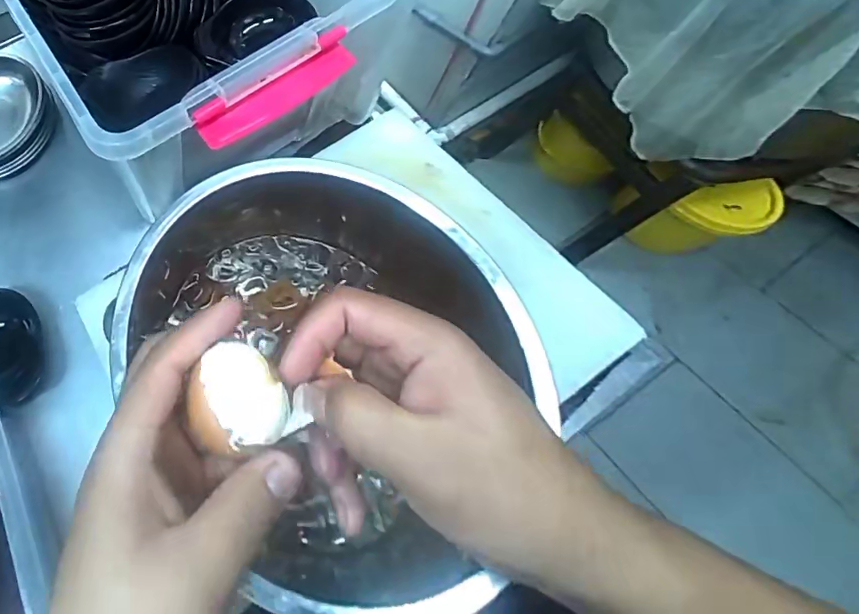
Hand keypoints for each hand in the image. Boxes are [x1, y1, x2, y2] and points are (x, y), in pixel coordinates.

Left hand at [53, 297, 301, 613]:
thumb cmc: (129, 611)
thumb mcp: (193, 567)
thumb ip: (245, 510)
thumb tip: (292, 459)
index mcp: (124, 449)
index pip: (159, 370)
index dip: (195, 333)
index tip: (236, 306)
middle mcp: (132, 453)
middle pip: (168, 386)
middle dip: (211, 361)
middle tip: (263, 349)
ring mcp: (147, 484)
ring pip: (189, 428)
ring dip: (229, 414)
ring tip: (279, 400)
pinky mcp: (162, 514)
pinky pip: (200, 469)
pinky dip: (233, 460)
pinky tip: (268, 461)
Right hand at [276, 287, 607, 588]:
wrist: (572, 549)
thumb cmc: (501, 491)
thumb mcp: (418, 455)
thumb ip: (351, 414)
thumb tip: (302, 393)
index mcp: (423, 342)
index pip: (345, 309)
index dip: (308, 337)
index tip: (286, 384)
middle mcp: (414, 357)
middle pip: (338, 355)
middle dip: (317, 403)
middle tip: (303, 445)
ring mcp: (413, 392)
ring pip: (346, 397)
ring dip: (332, 444)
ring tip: (338, 495)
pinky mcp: (413, 424)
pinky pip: (364, 428)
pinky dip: (351, 461)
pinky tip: (352, 507)